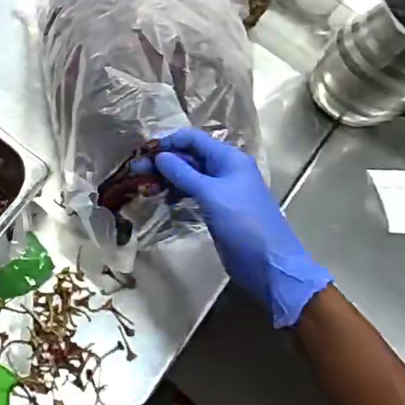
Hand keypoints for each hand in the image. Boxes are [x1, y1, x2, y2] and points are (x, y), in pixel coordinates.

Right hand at [143, 127, 332, 327]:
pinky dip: (174, 192)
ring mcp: (221, 189)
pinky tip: (161, 198)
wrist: (270, 265)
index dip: (167, 143)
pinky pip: (191, 191)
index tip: (142, 154)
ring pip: (187, 174)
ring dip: (165, 177)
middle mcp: (225, 169)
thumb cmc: (243, 223)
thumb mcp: (210, 194)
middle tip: (134, 171)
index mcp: (229, 159)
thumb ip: (182, 173)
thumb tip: (158, 156)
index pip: (192, 139)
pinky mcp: (216, 207)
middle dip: (162, 161)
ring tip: (143, 186)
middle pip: (188, 156)